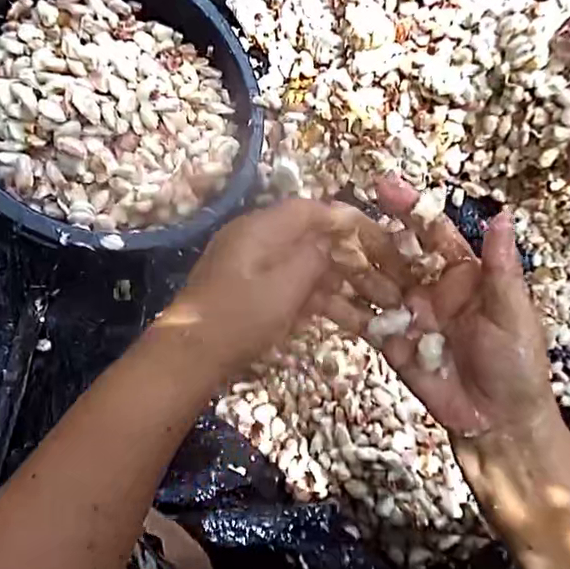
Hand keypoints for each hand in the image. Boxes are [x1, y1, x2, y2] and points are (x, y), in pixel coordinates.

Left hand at [152, 199, 374, 380]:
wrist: (188, 358)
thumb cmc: (238, 319)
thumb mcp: (284, 287)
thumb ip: (313, 257)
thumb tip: (332, 239)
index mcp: (260, 229)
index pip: (310, 210)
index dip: (346, 222)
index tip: (376, 239)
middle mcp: (254, 241)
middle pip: (309, 240)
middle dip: (347, 261)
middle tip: (381, 282)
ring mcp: (248, 268)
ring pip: (302, 268)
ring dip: (336, 286)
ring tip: (372, 310)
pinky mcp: (246, 294)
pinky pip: (287, 288)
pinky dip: (314, 300)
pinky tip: (343, 320)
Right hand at [341, 176, 561, 442]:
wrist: (497, 419)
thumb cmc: (515, 363)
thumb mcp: (512, 310)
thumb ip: (500, 266)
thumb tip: (501, 216)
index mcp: (461, 275)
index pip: (430, 232)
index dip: (408, 209)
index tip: (383, 187)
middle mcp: (429, 289)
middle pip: (394, 253)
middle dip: (368, 232)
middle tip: (338, 213)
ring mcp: (407, 315)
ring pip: (373, 282)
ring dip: (349, 264)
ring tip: (319, 245)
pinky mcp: (390, 343)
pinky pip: (363, 320)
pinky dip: (341, 307)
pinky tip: (316, 291)